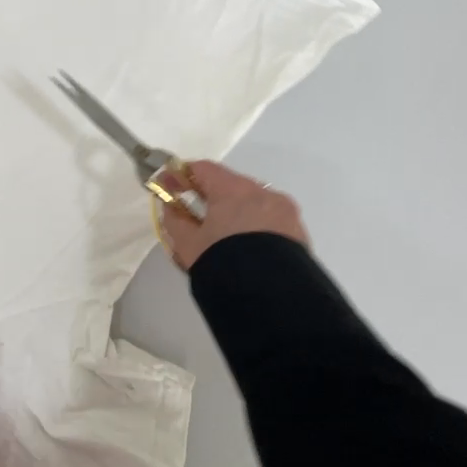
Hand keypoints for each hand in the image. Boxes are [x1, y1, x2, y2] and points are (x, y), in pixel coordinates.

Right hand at [159, 160, 309, 269]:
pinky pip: (268, 219)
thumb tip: (172, 207)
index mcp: (234, 189)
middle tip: (191, 210)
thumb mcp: (185, 241)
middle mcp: (264, 194)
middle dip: (209, 194)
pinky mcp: (300, 234)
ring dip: (233, 210)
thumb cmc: (221, 259)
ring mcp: (286, 213)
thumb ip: (174, 218)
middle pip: (230, 183)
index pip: (202, 169)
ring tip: (220, 232)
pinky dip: (252, 224)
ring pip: (252, 202)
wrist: (272, 297)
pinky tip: (242, 244)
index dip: (180, 174)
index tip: (166, 186)